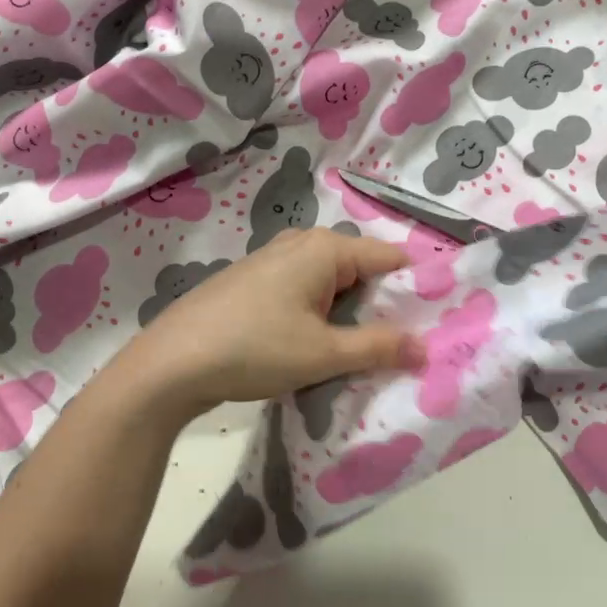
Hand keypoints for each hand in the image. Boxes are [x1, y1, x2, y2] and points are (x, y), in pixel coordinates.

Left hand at [111, 228, 421, 416]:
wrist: (171, 363)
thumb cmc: (254, 349)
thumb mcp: (323, 353)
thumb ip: (378, 347)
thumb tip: (424, 347)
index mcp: (325, 248)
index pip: (389, 258)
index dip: (415, 287)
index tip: (436, 320)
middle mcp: (302, 243)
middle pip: (360, 269)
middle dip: (381, 304)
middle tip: (404, 345)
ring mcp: (274, 260)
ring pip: (331, 283)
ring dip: (349, 314)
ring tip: (365, 352)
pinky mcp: (254, 282)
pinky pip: (304, 291)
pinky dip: (320, 314)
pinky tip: (318, 347)